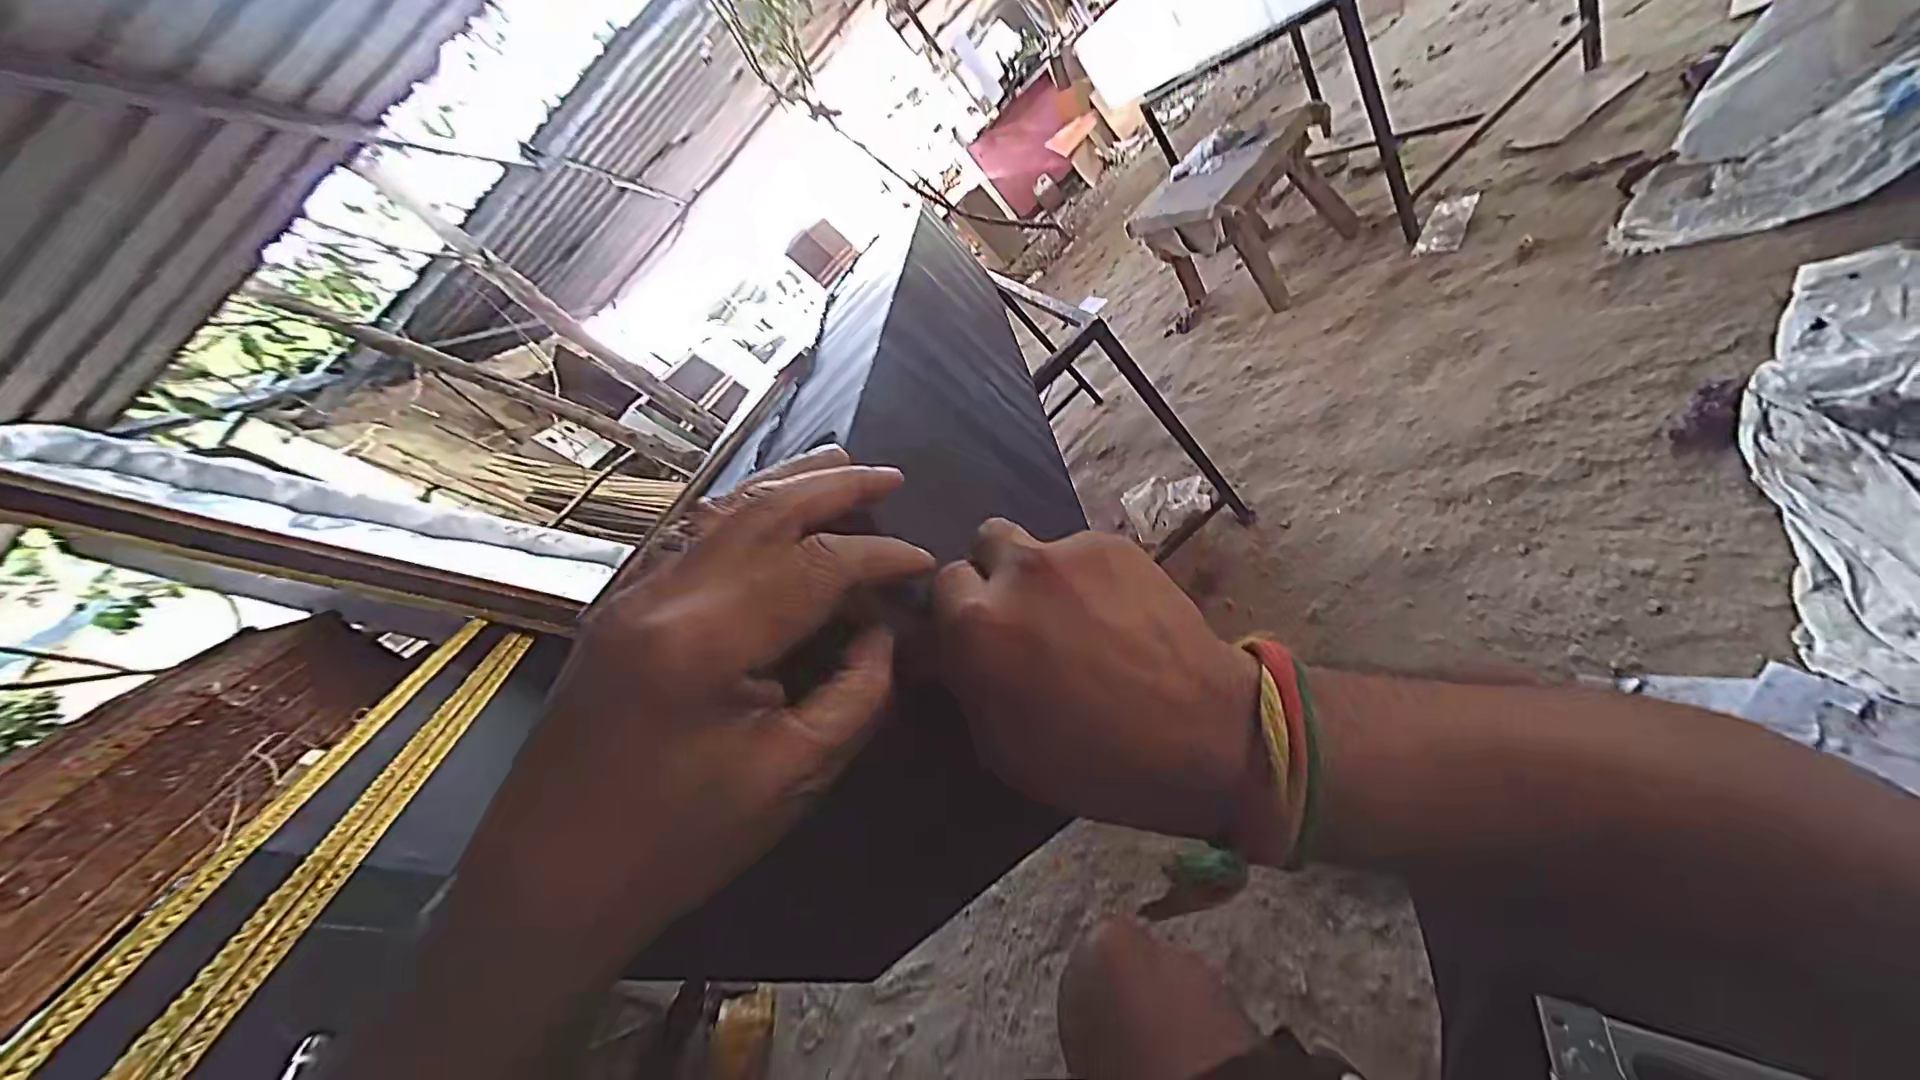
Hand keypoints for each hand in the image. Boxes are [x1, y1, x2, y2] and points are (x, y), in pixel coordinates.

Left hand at [359, 449, 935, 1078]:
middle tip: (889, 475)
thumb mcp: (793, 775)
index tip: (924, 562)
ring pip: (723, 511)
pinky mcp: (622, 607)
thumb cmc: (680, 841)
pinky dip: (742, 509)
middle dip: (835, 486)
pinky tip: (769, 503)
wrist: (550, 880)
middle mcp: (665, 593)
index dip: (880, 557)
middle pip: (765, 511)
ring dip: (787, 483)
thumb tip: (882, 632)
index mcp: (707, 639)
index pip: (815, 566)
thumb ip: (855, 693)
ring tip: (839, 463)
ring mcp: (634, 594)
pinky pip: (692, 535)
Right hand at [931, 520, 1270, 848]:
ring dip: (1035, 572)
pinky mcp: (1113, 545)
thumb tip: (950, 651)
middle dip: (990, 575)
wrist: (1202, 734)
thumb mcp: (1001, 745)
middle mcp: (1016, 573)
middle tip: (1018, 613)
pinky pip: (1079, 551)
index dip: (955, 612)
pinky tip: (1113, 611)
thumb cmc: (1092, 759)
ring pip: (1031, 542)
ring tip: (1072, 611)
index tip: (972, 632)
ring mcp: (1068, 552)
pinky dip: (1083, 576)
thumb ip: (964, 681)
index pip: (939, 587)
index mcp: (976, 625)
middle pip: (981, 544)